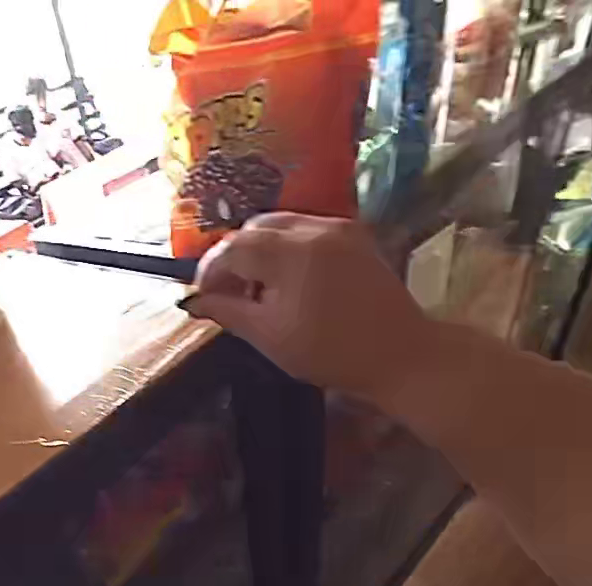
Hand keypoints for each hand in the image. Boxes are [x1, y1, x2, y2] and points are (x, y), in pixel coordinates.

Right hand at [181, 214, 437, 402]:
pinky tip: (283, 282)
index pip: (234, 247)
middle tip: (224, 293)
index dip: (209, 270)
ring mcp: (338, 227)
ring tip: (253, 291)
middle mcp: (315, 228)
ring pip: (279, 225)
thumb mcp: (269, 337)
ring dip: (256, 252)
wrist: (398, 354)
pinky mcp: (353, 235)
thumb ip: (228, 312)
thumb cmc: (329, 353)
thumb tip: (193, 301)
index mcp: (293, 254)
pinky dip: (282, 250)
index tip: (200, 297)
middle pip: (255, 227)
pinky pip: (304, 230)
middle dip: (231, 257)